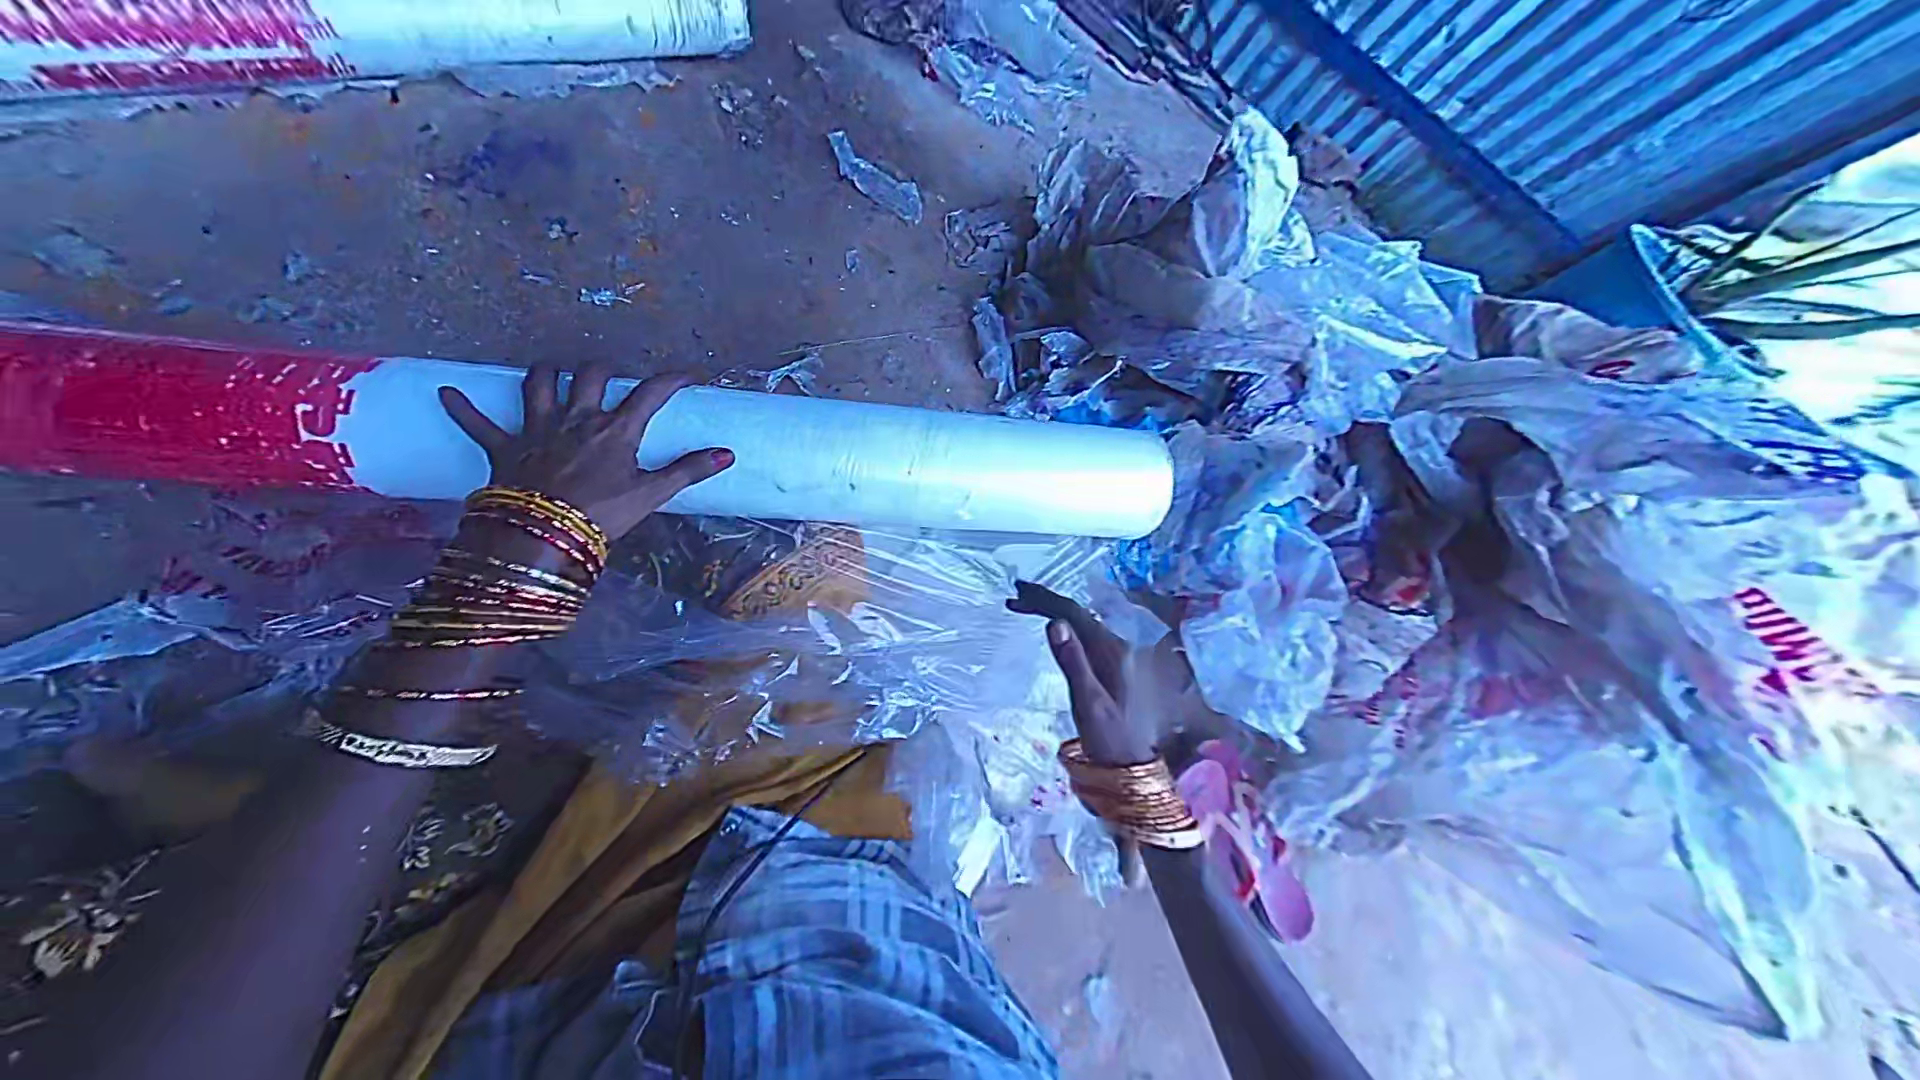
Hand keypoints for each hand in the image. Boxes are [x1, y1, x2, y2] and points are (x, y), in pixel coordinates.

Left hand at [438, 364, 732, 539]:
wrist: (544, 532)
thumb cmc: (603, 512)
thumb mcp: (653, 492)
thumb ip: (690, 469)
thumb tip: (727, 454)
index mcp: (616, 429)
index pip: (651, 393)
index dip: (672, 379)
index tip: (689, 375)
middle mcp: (577, 418)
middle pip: (589, 377)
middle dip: (602, 369)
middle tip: (609, 373)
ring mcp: (537, 429)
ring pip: (538, 386)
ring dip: (544, 373)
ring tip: (550, 368)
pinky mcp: (504, 447)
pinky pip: (477, 424)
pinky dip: (461, 408)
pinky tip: (445, 393)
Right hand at [1007, 581, 1157, 766]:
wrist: (1136, 766)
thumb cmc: (1110, 739)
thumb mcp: (1088, 703)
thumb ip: (1073, 662)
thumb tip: (1055, 622)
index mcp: (1113, 651)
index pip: (1075, 614)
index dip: (1046, 600)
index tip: (1018, 595)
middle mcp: (1121, 645)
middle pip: (1081, 612)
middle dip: (1048, 600)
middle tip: (1017, 594)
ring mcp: (1122, 653)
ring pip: (1085, 620)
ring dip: (1057, 609)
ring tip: (1029, 603)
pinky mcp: (1119, 663)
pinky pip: (1090, 631)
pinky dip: (1069, 623)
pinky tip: (1057, 625)